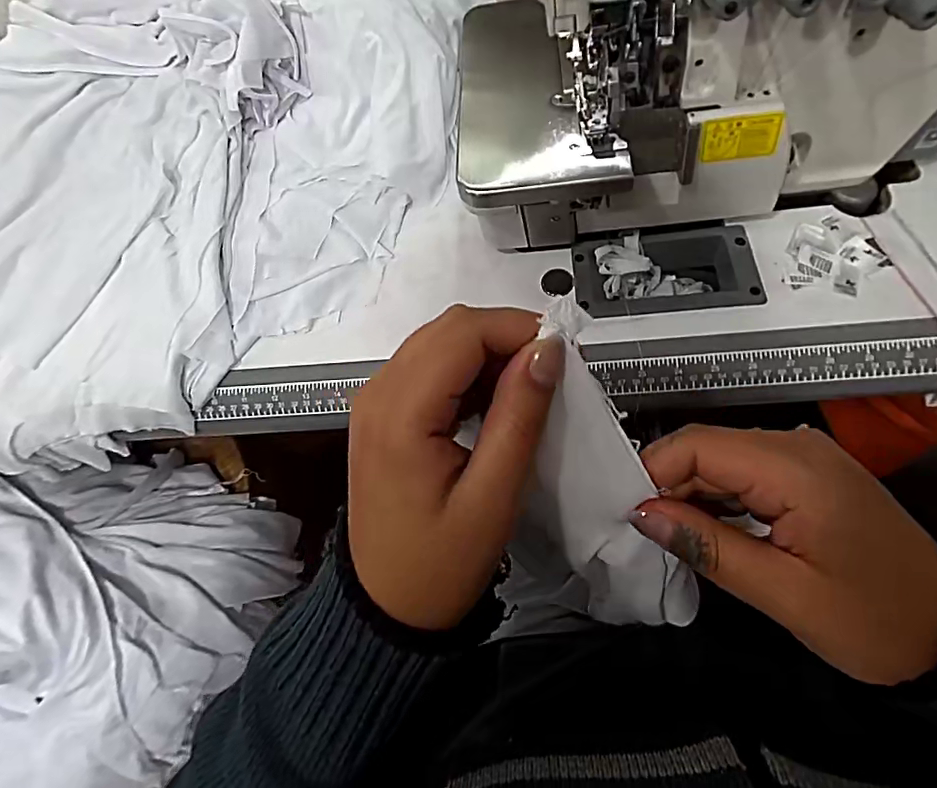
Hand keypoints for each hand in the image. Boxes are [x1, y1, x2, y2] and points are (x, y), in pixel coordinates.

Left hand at [347, 305, 564, 630]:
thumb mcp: (493, 497)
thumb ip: (520, 414)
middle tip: (549, 370)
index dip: (517, 329)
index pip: (463, 332)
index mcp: (398, 413)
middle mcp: (379, 394)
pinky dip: (470, 368)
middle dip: (506, 336)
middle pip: (451, 327)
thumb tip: (546, 351)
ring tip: (527, 389)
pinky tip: (496, 400)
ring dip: (490, 351)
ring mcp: (377, 399)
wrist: (388, 609)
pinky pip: (432, 364)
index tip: (559, 353)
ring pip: (442, 339)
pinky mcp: (384, 410)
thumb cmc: (436, 568)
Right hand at [631, 425, 936, 683]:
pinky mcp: (806, 470)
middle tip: (647, 532)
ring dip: (692, 491)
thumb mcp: (785, 594)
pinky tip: (709, 528)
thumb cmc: (875, 620)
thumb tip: (645, 514)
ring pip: (722, 456)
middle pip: (707, 446)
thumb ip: (709, 547)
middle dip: (669, 484)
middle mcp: (797, 446)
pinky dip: (719, 495)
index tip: (630, 514)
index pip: (698, 445)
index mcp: (795, 468)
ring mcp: (804, 454)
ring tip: (675, 536)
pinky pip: (745, 469)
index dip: (654, 472)